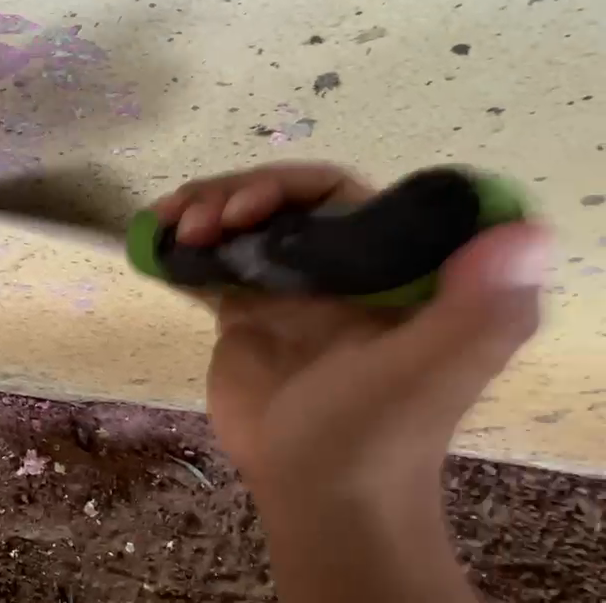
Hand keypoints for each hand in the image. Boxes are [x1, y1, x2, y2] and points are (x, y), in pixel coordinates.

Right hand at [152, 162, 549, 497]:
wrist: (313, 492)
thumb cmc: (373, 432)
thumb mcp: (428, 371)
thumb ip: (476, 308)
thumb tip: (525, 228)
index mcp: (387, 273)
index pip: (337, 197)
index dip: (285, 186)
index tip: (246, 208)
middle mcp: (335, 272)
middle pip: (274, 202)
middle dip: (226, 196)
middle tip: (194, 222)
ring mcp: (283, 290)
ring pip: (235, 224)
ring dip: (197, 211)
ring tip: (168, 228)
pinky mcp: (239, 312)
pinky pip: (206, 260)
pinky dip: (175, 244)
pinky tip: (152, 243)